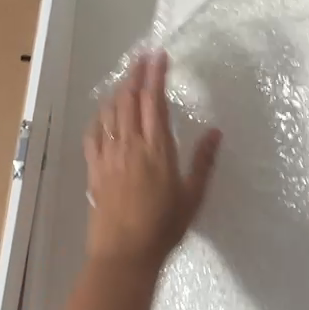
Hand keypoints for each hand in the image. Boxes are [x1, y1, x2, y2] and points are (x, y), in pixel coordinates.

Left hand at [83, 51, 221, 271]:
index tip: (159, 56)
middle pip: (129, 99)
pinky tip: (104, 111)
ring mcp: (108, 155)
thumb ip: (202, 162)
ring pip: (111, 112)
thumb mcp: (193, 196)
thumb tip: (215, 132)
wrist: (124, 253)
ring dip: (118, 90)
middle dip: (136, 74)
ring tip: (127, 77)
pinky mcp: (94, 168)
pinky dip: (100, 116)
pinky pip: (94, 133)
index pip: (154, 101)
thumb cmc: (164, 227)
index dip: (156, 75)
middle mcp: (130, 145)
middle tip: (142, 56)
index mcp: (157, 149)